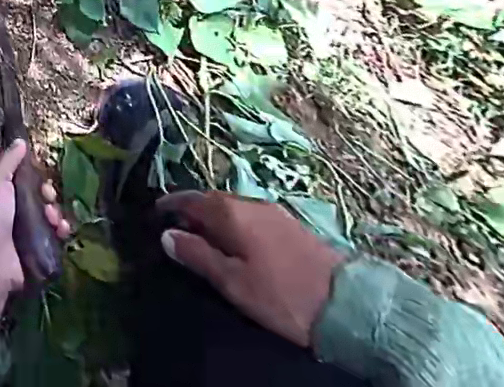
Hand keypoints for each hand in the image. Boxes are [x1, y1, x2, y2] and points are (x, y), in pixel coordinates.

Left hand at [0, 139, 70, 312]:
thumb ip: (8, 161)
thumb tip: (20, 140)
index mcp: (3, 193)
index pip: (26, 179)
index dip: (37, 176)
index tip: (42, 177)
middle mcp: (15, 211)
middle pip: (41, 196)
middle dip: (49, 194)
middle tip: (49, 198)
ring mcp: (27, 232)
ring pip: (50, 215)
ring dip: (57, 213)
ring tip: (54, 219)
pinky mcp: (37, 250)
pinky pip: (55, 236)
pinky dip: (62, 231)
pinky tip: (63, 230)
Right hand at [157, 191, 347, 348]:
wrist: (347, 303)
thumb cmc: (282, 294)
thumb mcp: (233, 282)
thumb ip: (198, 256)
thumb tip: (167, 235)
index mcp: (230, 212)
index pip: (190, 200)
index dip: (170, 206)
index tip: (155, 213)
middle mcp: (248, 202)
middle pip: (210, 200)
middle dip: (191, 211)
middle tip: (177, 230)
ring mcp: (271, 211)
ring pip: (231, 208)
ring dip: (213, 218)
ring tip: (203, 239)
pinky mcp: (288, 224)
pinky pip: (248, 216)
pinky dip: (233, 224)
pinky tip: (235, 243)